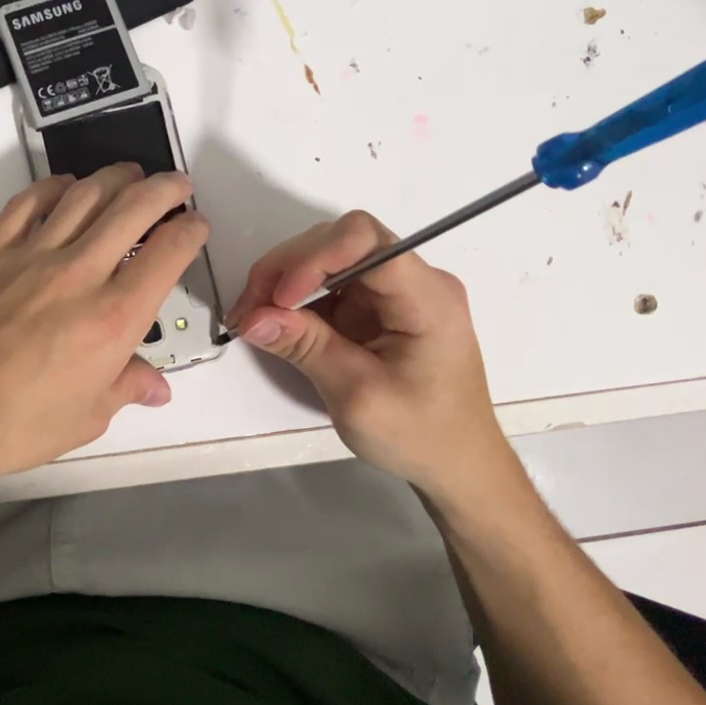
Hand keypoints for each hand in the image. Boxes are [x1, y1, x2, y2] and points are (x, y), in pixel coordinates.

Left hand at [0, 164, 208, 500]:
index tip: (195, 224)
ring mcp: (30, 258)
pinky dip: (52, 186)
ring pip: (84, 196)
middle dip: (164, 188)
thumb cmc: (14, 426)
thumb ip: (126, 387)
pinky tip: (65, 185)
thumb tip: (156, 386)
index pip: (168, 253)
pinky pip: (26, 204)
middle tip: (176, 184)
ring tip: (131, 174)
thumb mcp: (87, 417)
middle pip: (132, 208)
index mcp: (113, 318)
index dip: (190, 230)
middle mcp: (78, 275)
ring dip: (115, 177)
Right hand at [225, 211, 509, 495]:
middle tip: (248, 312)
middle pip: (339, 241)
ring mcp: (394, 291)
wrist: (457, 465)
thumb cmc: (420, 436)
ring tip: (253, 318)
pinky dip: (293, 297)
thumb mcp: (358, 397)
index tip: (279, 299)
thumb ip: (306, 348)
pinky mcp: (376, 305)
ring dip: (283, 281)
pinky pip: (328, 283)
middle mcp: (414, 280)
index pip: (365, 239)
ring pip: (327, 256)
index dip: (313, 258)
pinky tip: (272, 322)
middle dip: (287, 269)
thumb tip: (251, 317)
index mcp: (426, 298)